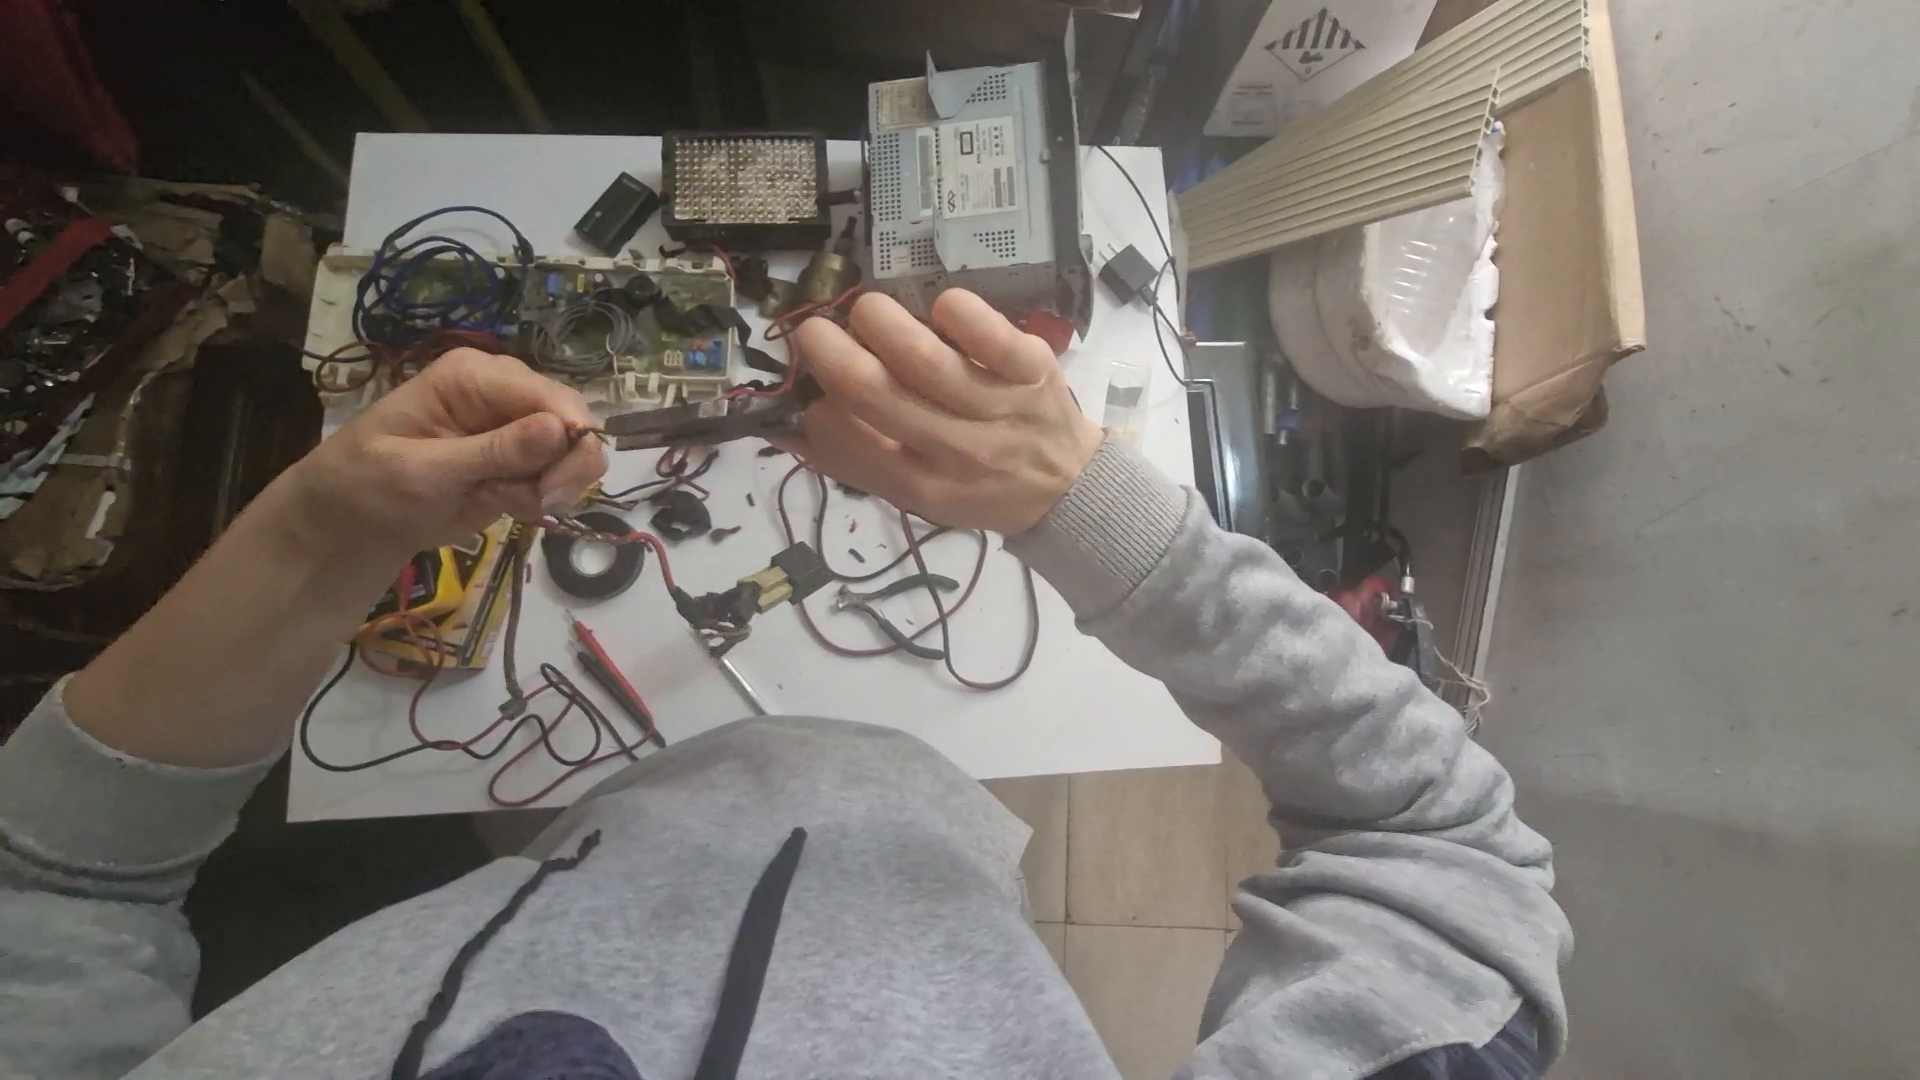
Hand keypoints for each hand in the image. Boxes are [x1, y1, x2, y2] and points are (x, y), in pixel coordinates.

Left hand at [279, 348, 605, 560]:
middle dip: (564, 470)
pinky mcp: (529, 456)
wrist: (356, 520)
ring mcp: (522, 425)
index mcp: (477, 377)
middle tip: (534, 503)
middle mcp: (508, 393)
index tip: (551, 490)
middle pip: (577, 423)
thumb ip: (494, 451)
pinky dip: (546, 497)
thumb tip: (560, 429)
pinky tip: (509, 502)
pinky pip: (567, 475)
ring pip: (579, 453)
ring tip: (505, 500)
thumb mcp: (426, 471)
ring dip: (552, 487)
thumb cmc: (372, 485)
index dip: (571, 439)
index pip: (553, 398)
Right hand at [783, 290, 1101, 533]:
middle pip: (877, 392)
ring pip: (925, 359)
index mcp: (925, 487)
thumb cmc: (980, 489)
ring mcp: (998, 408)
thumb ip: (856, 464)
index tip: (818, 395)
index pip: (853, 445)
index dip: (820, 412)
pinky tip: (941, 307)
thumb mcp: (918, 495)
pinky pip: (990, 336)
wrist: (1068, 488)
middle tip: (816, 332)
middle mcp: (958, 452)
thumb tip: (789, 427)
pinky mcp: (1032, 370)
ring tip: (867, 314)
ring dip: (880, 323)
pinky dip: (957, 312)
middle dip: (830, 351)